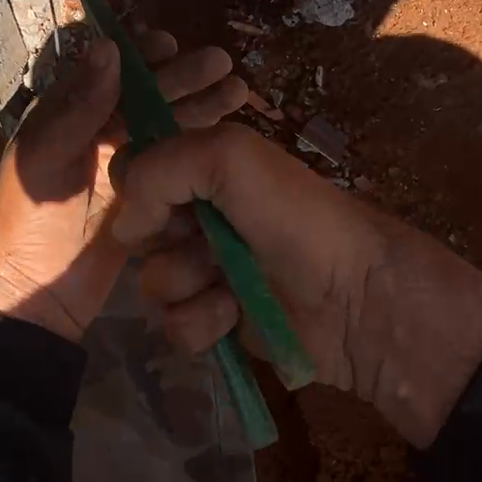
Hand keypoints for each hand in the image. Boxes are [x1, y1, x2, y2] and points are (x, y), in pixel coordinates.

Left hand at [0, 30, 248, 341]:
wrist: (35, 298)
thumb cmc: (29, 222)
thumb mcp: (46, 159)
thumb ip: (79, 106)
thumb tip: (109, 46)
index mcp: (68, 117)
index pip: (109, 74)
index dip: (140, 56)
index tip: (170, 43)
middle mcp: (97, 134)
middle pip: (147, 97)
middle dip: (184, 78)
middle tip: (222, 63)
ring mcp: (124, 167)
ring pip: (167, 126)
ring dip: (200, 108)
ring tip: (238, 92)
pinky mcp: (145, 198)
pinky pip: (176, 163)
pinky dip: (200, 147)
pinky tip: (228, 135)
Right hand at [110, 123, 481, 447]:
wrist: (356, 296)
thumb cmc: (293, 214)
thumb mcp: (228, 157)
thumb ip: (159, 169)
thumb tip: (125, 226)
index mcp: (202, 165)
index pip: (136, 169)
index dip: (137, 187)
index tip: (157, 199)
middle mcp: (199, 212)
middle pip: (135, 229)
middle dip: (163, 238)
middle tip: (201, 239)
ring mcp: (206, 267)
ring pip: (151, 279)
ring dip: (184, 282)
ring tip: (224, 281)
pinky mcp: (215, 318)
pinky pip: (172, 324)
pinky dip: (199, 321)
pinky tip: (231, 315)